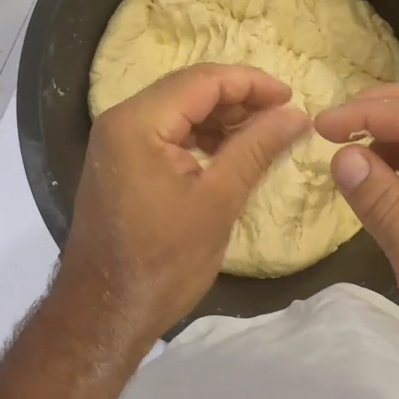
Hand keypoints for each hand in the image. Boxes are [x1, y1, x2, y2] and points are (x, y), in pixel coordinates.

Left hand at [59, 62, 310, 340]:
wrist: (103, 317)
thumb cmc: (161, 262)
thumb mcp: (217, 201)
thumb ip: (255, 148)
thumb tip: (296, 114)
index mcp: (138, 121)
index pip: (202, 80)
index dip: (250, 83)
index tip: (291, 97)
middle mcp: (122, 118)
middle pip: (189, 89)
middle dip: (238, 98)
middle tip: (282, 115)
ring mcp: (118, 140)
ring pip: (179, 109)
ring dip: (221, 117)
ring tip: (263, 133)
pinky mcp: (121, 160)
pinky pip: (167, 131)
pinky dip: (200, 135)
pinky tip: (229, 151)